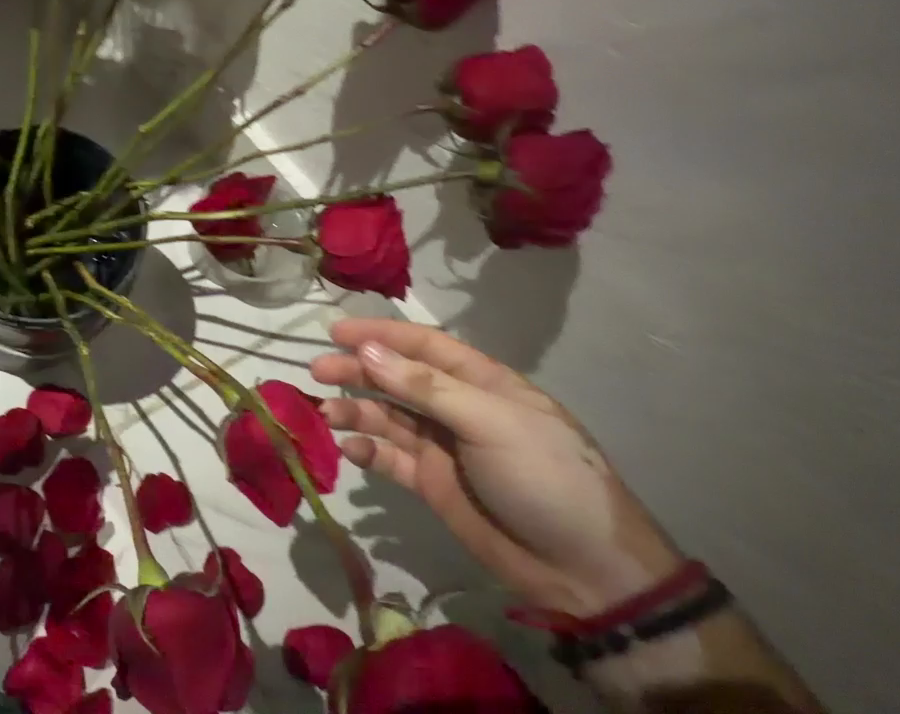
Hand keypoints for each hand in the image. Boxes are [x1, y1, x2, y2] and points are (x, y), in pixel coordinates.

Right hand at [313, 318, 682, 615]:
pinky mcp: (433, 485)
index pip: (423, 346)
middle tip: (316, 371)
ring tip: (324, 414)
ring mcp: (444, 448)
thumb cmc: (545, 477)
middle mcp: (458, 409)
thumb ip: (425, 387)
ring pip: (387, 418)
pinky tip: (349, 449)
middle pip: (397, 379)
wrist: (583, 567)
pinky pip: (390, 459)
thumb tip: (366, 351)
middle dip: (357, 372)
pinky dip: (367, 451)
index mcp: (482, 383)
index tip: (335, 332)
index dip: (381, 335)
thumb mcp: (490, 422)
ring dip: (355, 411)